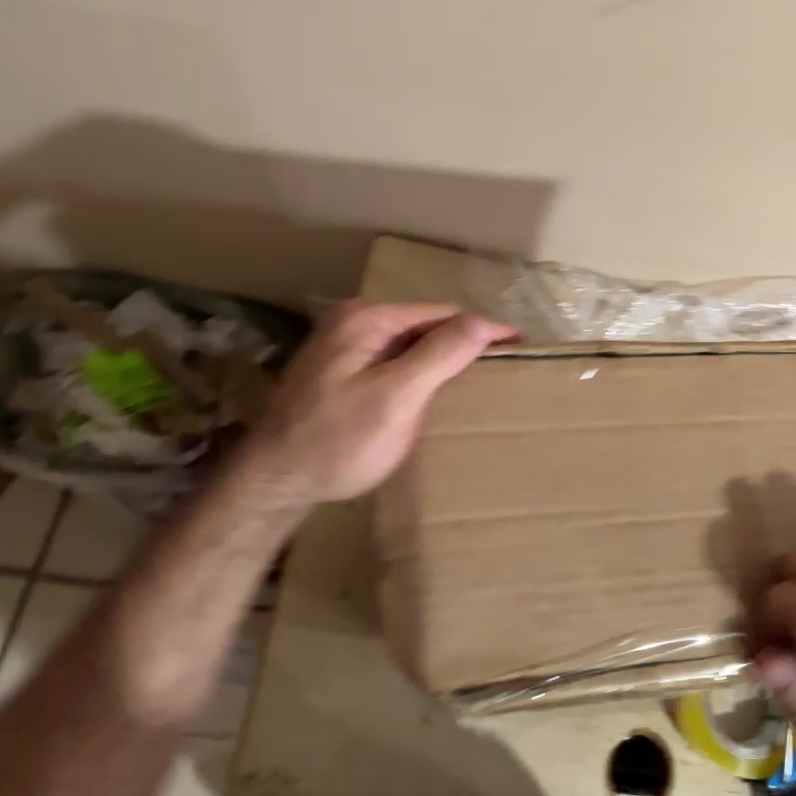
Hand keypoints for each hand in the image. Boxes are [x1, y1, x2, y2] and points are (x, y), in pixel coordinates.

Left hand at [230, 300, 515, 505]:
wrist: (274, 482)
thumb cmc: (336, 441)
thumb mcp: (395, 398)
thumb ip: (440, 354)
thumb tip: (484, 322)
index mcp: (368, 318)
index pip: (442, 314)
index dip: (483, 331)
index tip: (521, 348)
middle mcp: (354, 322)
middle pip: (425, 328)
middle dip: (462, 346)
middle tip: (504, 371)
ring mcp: (343, 348)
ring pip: (410, 348)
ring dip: (441, 363)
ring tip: (478, 385)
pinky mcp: (339, 374)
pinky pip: (392, 365)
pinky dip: (418, 377)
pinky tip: (433, 399)